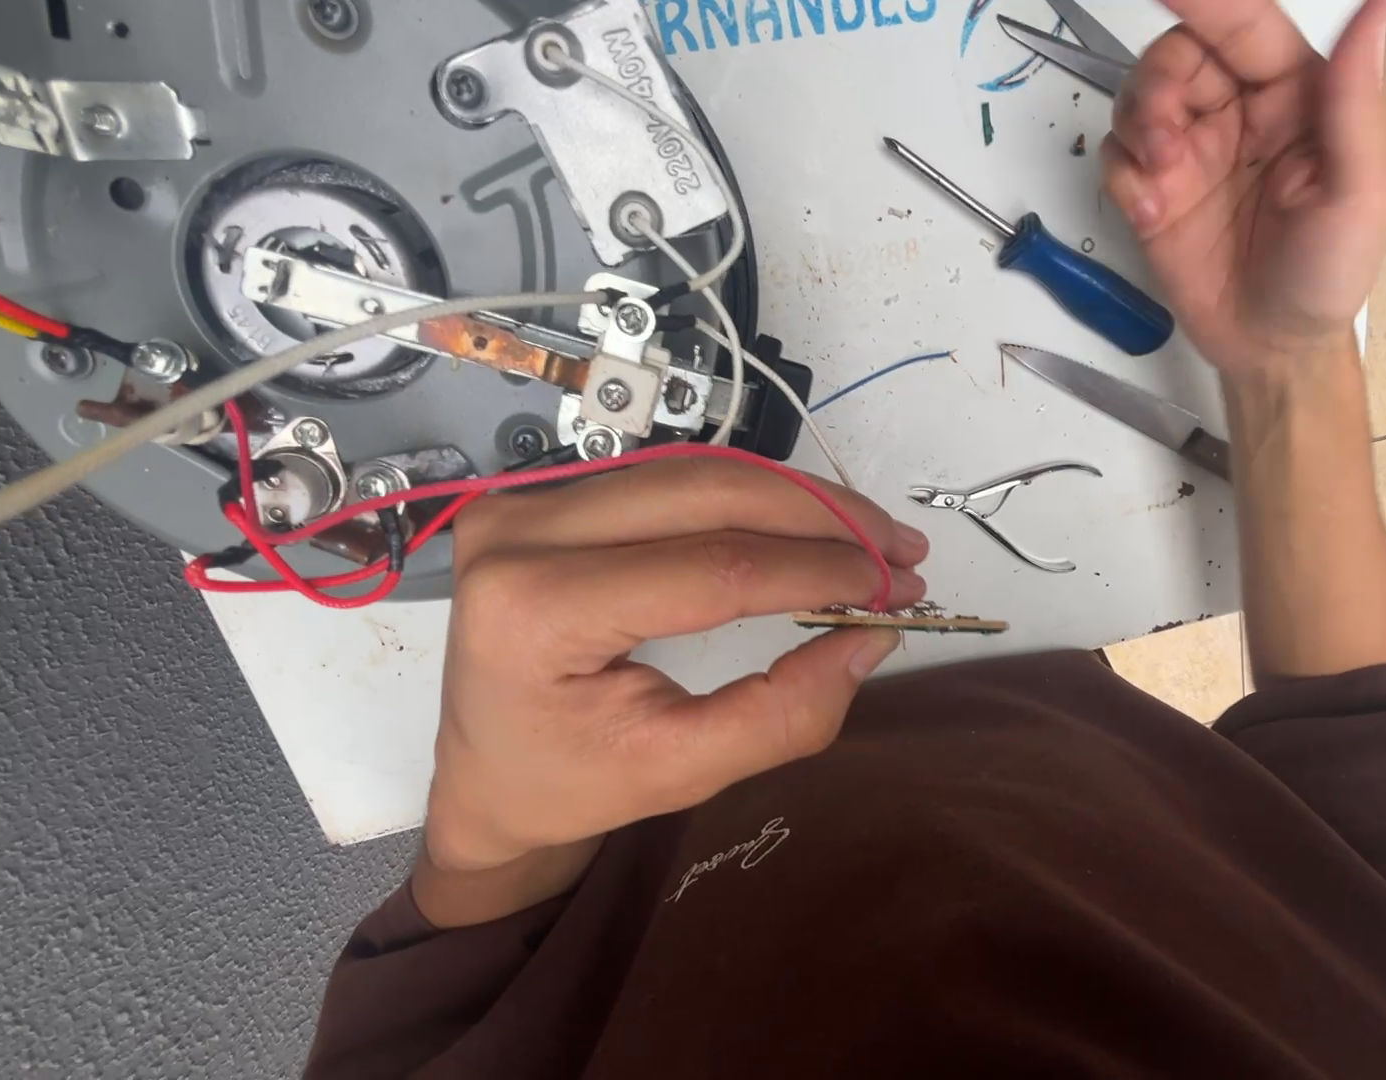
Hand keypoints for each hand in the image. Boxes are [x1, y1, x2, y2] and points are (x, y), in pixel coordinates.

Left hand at [423, 458, 928, 884]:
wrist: (484, 775)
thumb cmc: (568, 786)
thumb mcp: (681, 772)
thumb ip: (784, 714)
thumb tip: (872, 637)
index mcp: (538, 610)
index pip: (713, 567)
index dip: (820, 569)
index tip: (897, 586)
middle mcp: (521, 532)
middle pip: (708, 492)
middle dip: (822, 516)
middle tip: (900, 550)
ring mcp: (529, 502)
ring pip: (697, 470)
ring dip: (796, 497)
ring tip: (870, 533)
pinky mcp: (551, 496)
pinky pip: (674, 478)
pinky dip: (754, 496)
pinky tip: (805, 520)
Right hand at [1102, 0, 1385, 379]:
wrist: (1269, 346)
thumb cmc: (1327, 273)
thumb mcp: (1362, 191)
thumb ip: (1358, 102)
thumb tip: (1385, 2)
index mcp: (1295, 97)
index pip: (1245, 27)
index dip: (1206, 1)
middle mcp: (1237, 116)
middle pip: (1178, 58)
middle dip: (1158, 84)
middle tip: (1164, 137)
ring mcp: (1190, 157)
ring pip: (1138, 102)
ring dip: (1137, 127)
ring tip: (1161, 177)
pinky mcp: (1152, 198)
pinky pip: (1118, 160)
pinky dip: (1125, 176)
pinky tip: (1152, 209)